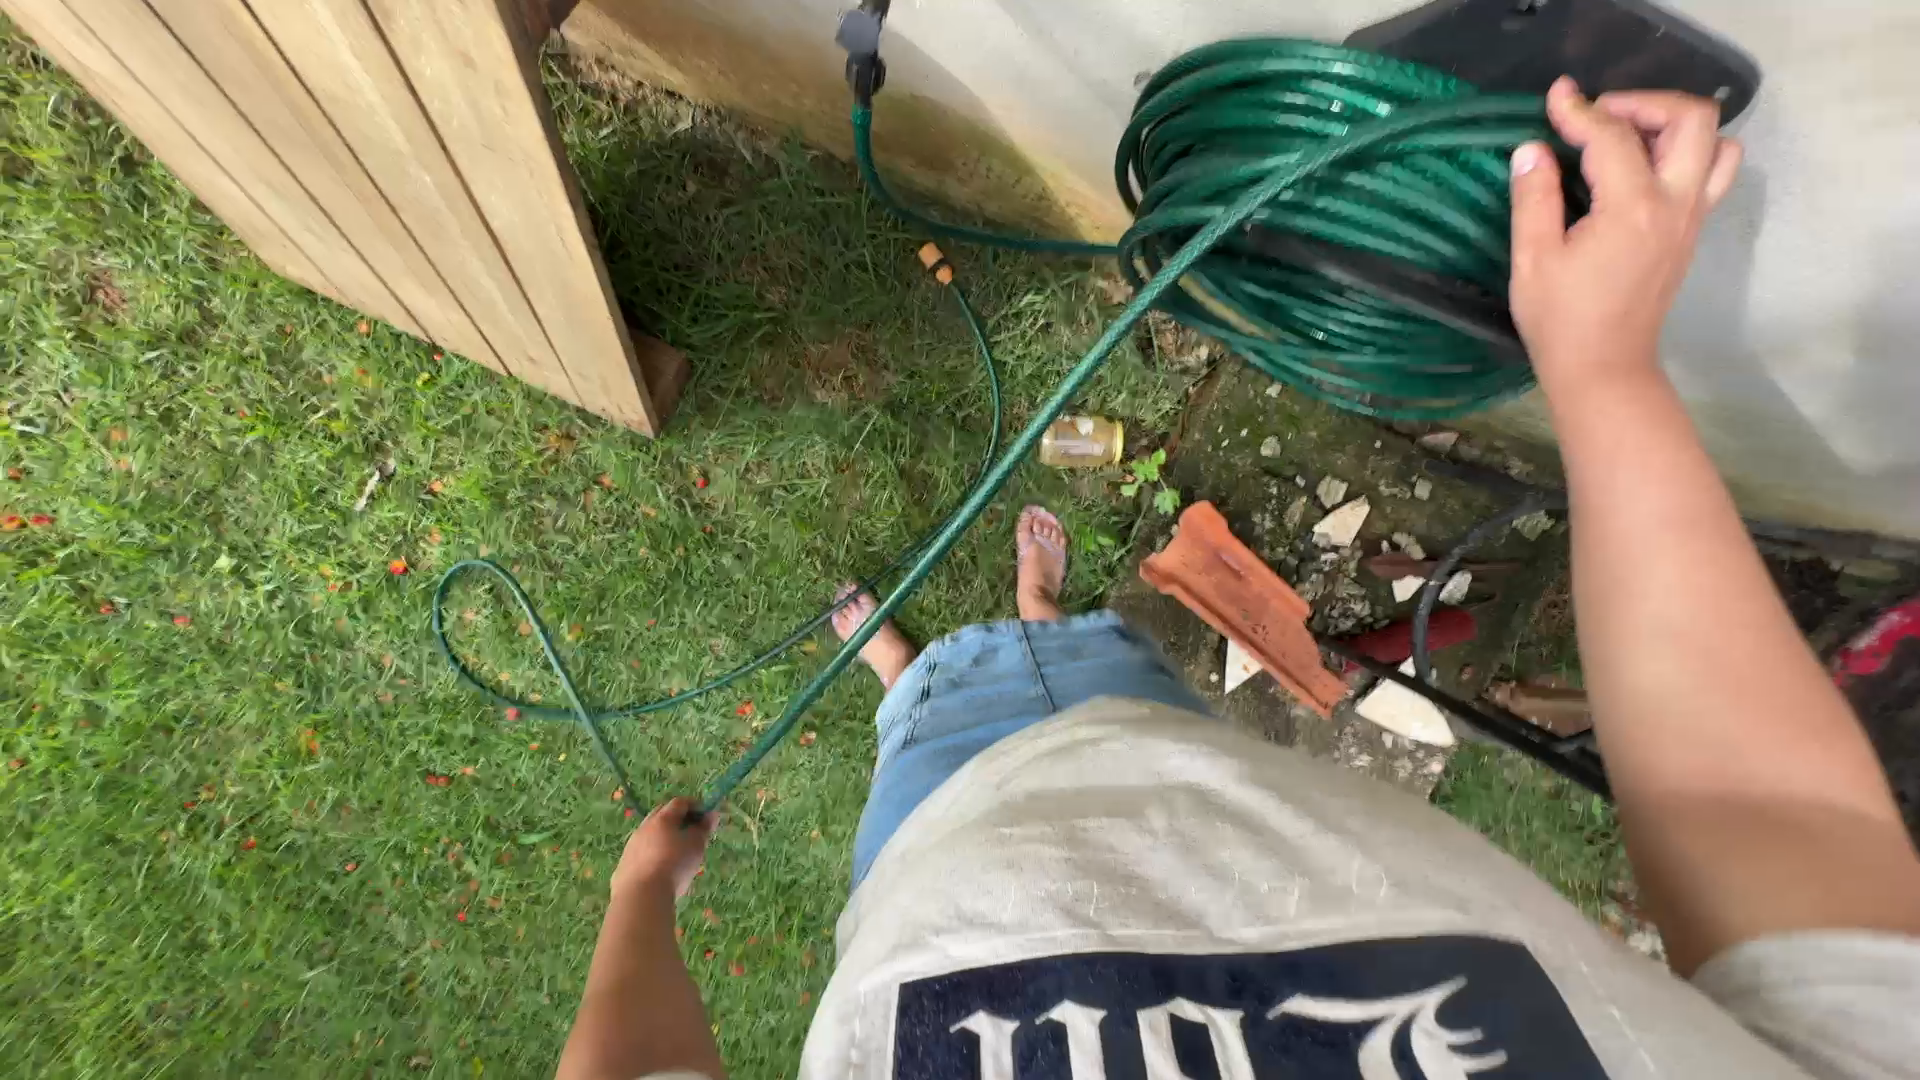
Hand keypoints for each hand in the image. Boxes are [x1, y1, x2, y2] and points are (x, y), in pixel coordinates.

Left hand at [612, 797, 717, 899]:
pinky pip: (640, 852)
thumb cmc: (674, 866)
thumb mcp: (696, 846)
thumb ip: (704, 829)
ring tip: (675, 853)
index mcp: (663, 819)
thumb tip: (711, 815)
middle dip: (677, 819)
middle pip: (661, 814)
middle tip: (690, 832)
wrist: (640, 897)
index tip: (705, 816)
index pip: (680, 803)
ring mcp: (631, 846)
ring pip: (649, 834)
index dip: (694, 806)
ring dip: (662, 837)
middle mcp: (644, 828)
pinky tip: (659, 869)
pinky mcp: (623, 865)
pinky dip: (651, 854)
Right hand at [1509, 77, 1742, 392]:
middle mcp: (1675, 202)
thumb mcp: (1532, 260)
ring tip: (1628, 137)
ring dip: (1674, 125)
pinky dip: (1687, 153)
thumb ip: (1534, 200)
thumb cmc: (1558, 318)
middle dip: (1643, 103)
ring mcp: (1691, 216)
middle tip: (1598, 114)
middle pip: (1689, 119)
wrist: (1602, 364)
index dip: (1580, 111)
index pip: (1611, 138)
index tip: (1555, 97)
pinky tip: (1646, 169)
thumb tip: (1531, 151)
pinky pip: (1712, 171)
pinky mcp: (1691, 231)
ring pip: (1713, 141)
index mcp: (1630, 207)